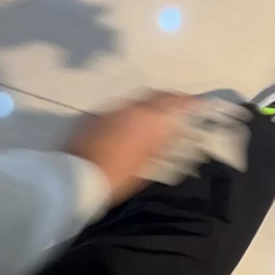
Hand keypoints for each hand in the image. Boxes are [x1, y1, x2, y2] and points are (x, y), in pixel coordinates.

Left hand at [64, 91, 196, 200]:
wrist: (72, 179)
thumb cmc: (116, 178)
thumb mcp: (149, 166)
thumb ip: (165, 146)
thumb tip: (178, 134)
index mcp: (150, 119)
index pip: (179, 103)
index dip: (193, 103)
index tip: (202, 105)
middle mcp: (133, 107)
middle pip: (158, 94)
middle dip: (171, 100)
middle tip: (180, 110)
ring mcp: (112, 109)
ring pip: (138, 100)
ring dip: (150, 105)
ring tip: (155, 118)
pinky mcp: (96, 115)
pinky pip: (120, 108)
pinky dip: (131, 112)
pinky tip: (129, 126)